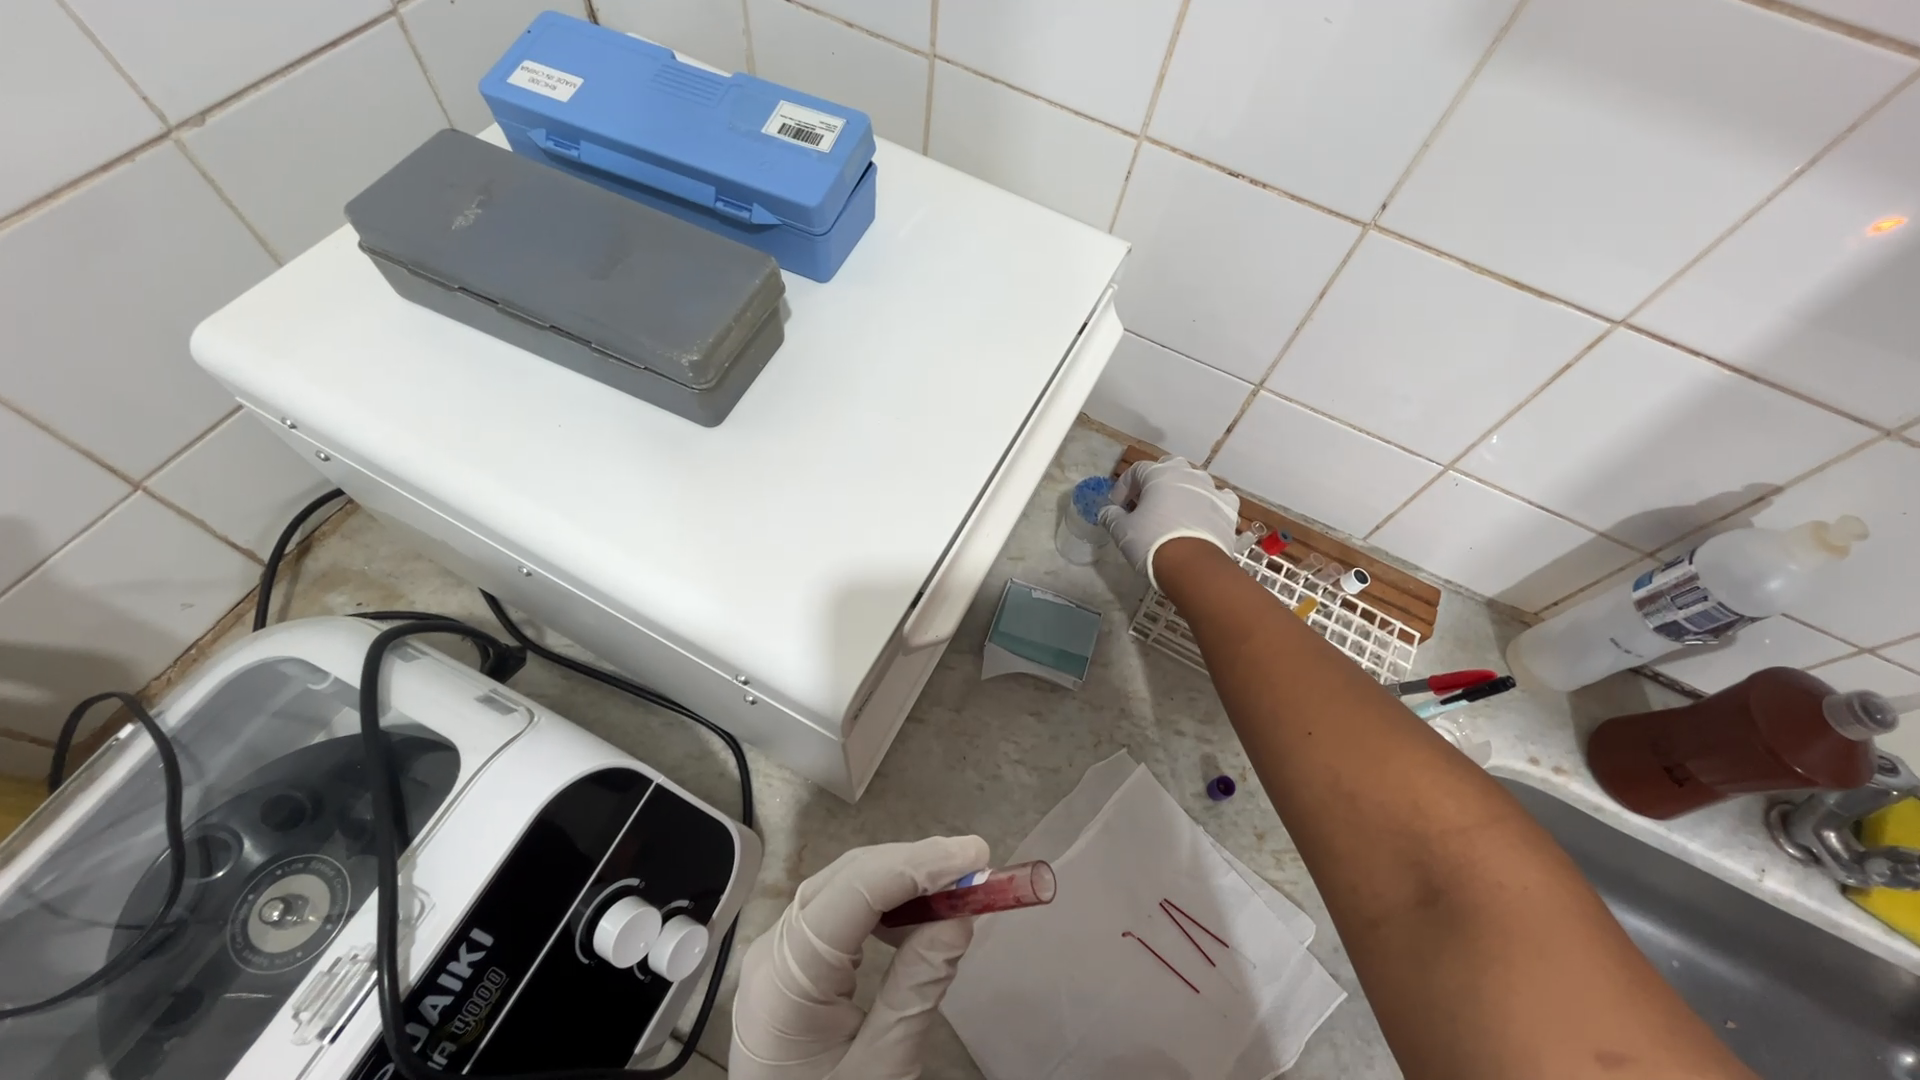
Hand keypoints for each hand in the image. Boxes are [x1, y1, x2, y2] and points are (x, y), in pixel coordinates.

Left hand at [730, 836, 990, 1079]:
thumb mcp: (881, 1068)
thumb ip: (917, 988)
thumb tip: (960, 916)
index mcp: (785, 976)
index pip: (856, 889)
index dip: (918, 863)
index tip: (975, 854)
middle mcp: (773, 948)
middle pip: (847, 876)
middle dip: (915, 862)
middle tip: (976, 862)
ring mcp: (777, 952)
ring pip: (843, 884)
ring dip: (902, 876)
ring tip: (955, 883)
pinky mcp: (790, 962)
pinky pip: (838, 910)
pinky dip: (882, 900)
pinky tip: (916, 912)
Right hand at [1098, 456, 1239, 587]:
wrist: (1193, 566)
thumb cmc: (1152, 542)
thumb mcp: (1122, 531)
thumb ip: (1111, 516)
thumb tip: (1107, 512)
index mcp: (1159, 474)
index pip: (1136, 471)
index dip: (1123, 487)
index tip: (1117, 506)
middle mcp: (1187, 474)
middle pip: (1167, 469)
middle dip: (1154, 483)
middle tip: (1145, 504)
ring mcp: (1211, 489)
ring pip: (1193, 483)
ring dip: (1180, 493)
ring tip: (1172, 513)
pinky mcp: (1228, 507)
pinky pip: (1215, 499)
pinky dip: (1206, 504)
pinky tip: (1200, 517)